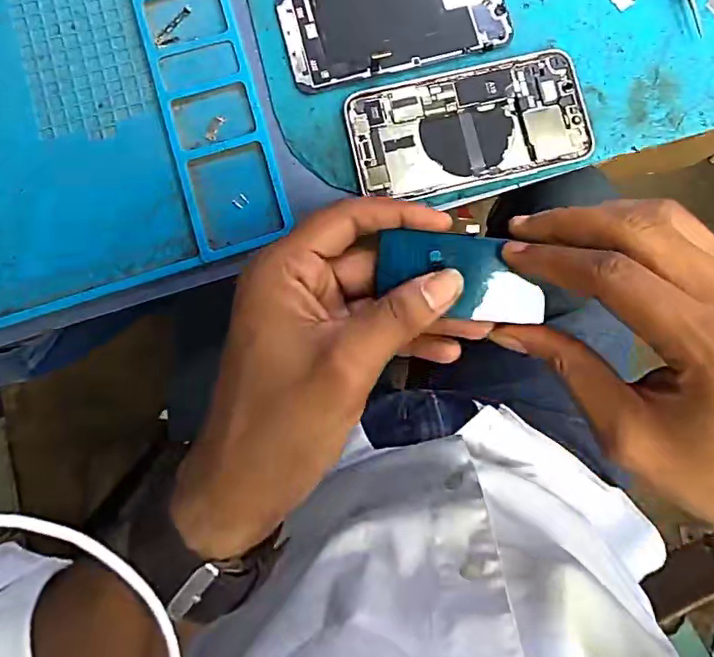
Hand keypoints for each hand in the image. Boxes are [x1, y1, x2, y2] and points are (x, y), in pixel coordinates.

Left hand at [171, 197, 485, 558]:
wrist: (239, 497)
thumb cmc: (281, 426)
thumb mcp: (347, 364)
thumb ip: (399, 315)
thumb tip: (450, 278)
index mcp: (286, 270)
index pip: (346, 220)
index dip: (398, 216)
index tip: (445, 225)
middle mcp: (298, 282)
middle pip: (369, 260)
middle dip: (422, 274)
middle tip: (473, 277)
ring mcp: (312, 315)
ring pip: (377, 296)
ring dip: (422, 310)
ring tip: (474, 321)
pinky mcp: (324, 344)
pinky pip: (371, 326)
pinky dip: (404, 336)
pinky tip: (445, 350)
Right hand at [489, 200, 713, 559]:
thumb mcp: (629, 437)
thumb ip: (570, 369)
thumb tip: (512, 326)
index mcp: (712, 347)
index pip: (618, 276)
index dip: (557, 259)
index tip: (512, 255)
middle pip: (642, 229)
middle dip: (574, 222)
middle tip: (525, 229)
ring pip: (667, 217)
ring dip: (604, 214)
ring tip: (557, 228)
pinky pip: (687, 231)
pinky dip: (636, 223)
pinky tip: (604, 236)